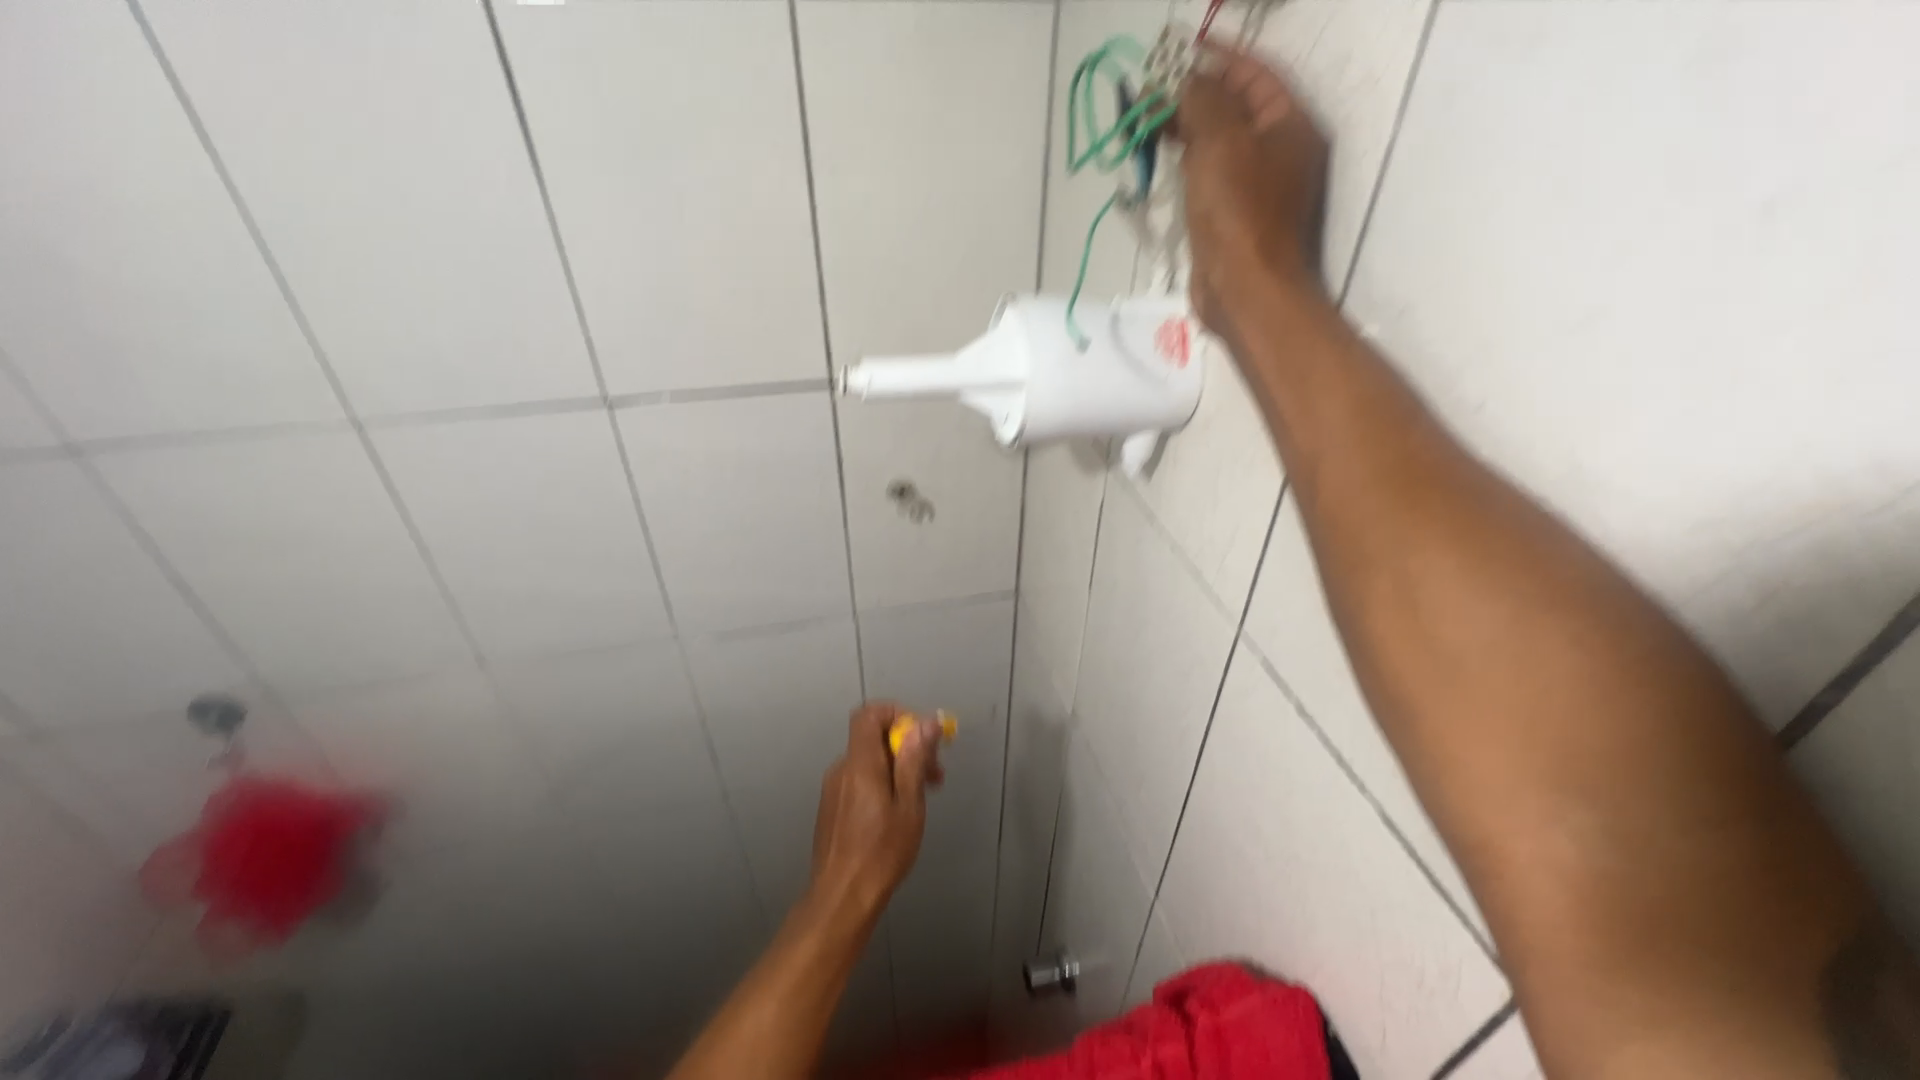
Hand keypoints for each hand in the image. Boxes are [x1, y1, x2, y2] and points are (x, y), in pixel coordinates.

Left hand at [808, 703, 941, 918]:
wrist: (843, 896)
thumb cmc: (882, 851)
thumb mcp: (909, 804)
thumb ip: (914, 759)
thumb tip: (925, 722)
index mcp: (860, 763)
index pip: (870, 714)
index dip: (898, 714)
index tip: (923, 738)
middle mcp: (842, 769)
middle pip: (873, 738)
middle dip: (907, 747)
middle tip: (935, 776)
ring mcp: (834, 790)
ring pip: (869, 762)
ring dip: (898, 768)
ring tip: (921, 799)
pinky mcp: (833, 808)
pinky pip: (860, 781)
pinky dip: (883, 784)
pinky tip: (898, 815)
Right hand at [1175, 43, 1330, 345]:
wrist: (1246, 290)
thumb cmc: (1239, 212)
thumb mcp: (1220, 141)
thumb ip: (1204, 100)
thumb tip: (1188, 83)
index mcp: (1291, 126)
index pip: (1255, 74)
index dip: (1218, 56)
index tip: (1180, 49)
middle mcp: (1280, 154)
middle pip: (1234, 110)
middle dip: (1192, 97)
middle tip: (1149, 93)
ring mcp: (1258, 190)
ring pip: (1217, 146)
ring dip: (1183, 133)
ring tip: (1145, 126)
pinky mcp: (1234, 220)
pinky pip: (1208, 179)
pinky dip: (1184, 166)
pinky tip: (1158, 165)